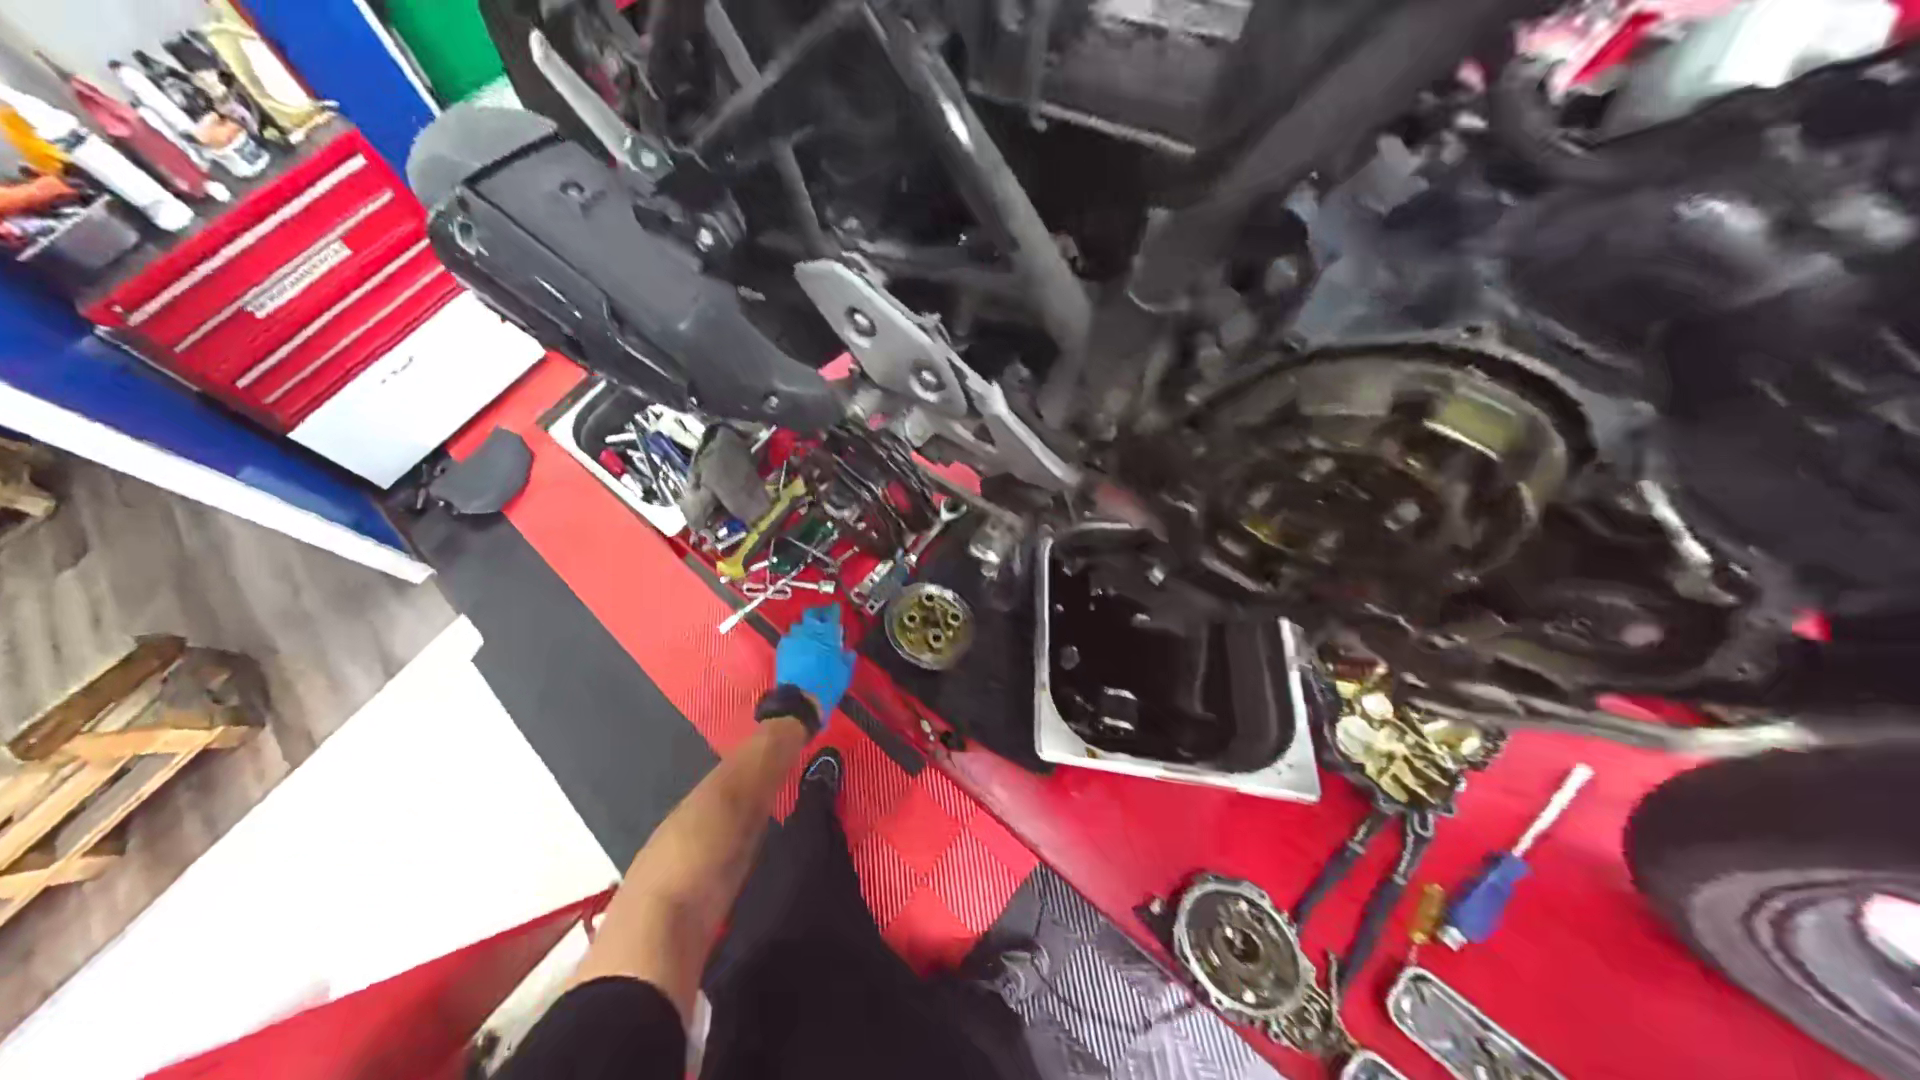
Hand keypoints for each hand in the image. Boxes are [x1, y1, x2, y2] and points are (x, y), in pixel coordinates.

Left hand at [775, 603, 855, 721]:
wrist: (800, 702)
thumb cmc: (827, 687)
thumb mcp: (844, 674)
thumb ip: (846, 658)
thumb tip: (847, 651)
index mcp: (828, 635)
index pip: (832, 615)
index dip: (835, 610)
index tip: (837, 610)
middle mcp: (809, 632)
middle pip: (811, 613)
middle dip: (818, 613)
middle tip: (823, 619)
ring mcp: (793, 639)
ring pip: (798, 624)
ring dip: (805, 626)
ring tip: (810, 633)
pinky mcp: (782, 649)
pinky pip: (789, 637)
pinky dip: (795, 638)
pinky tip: (799, 646)